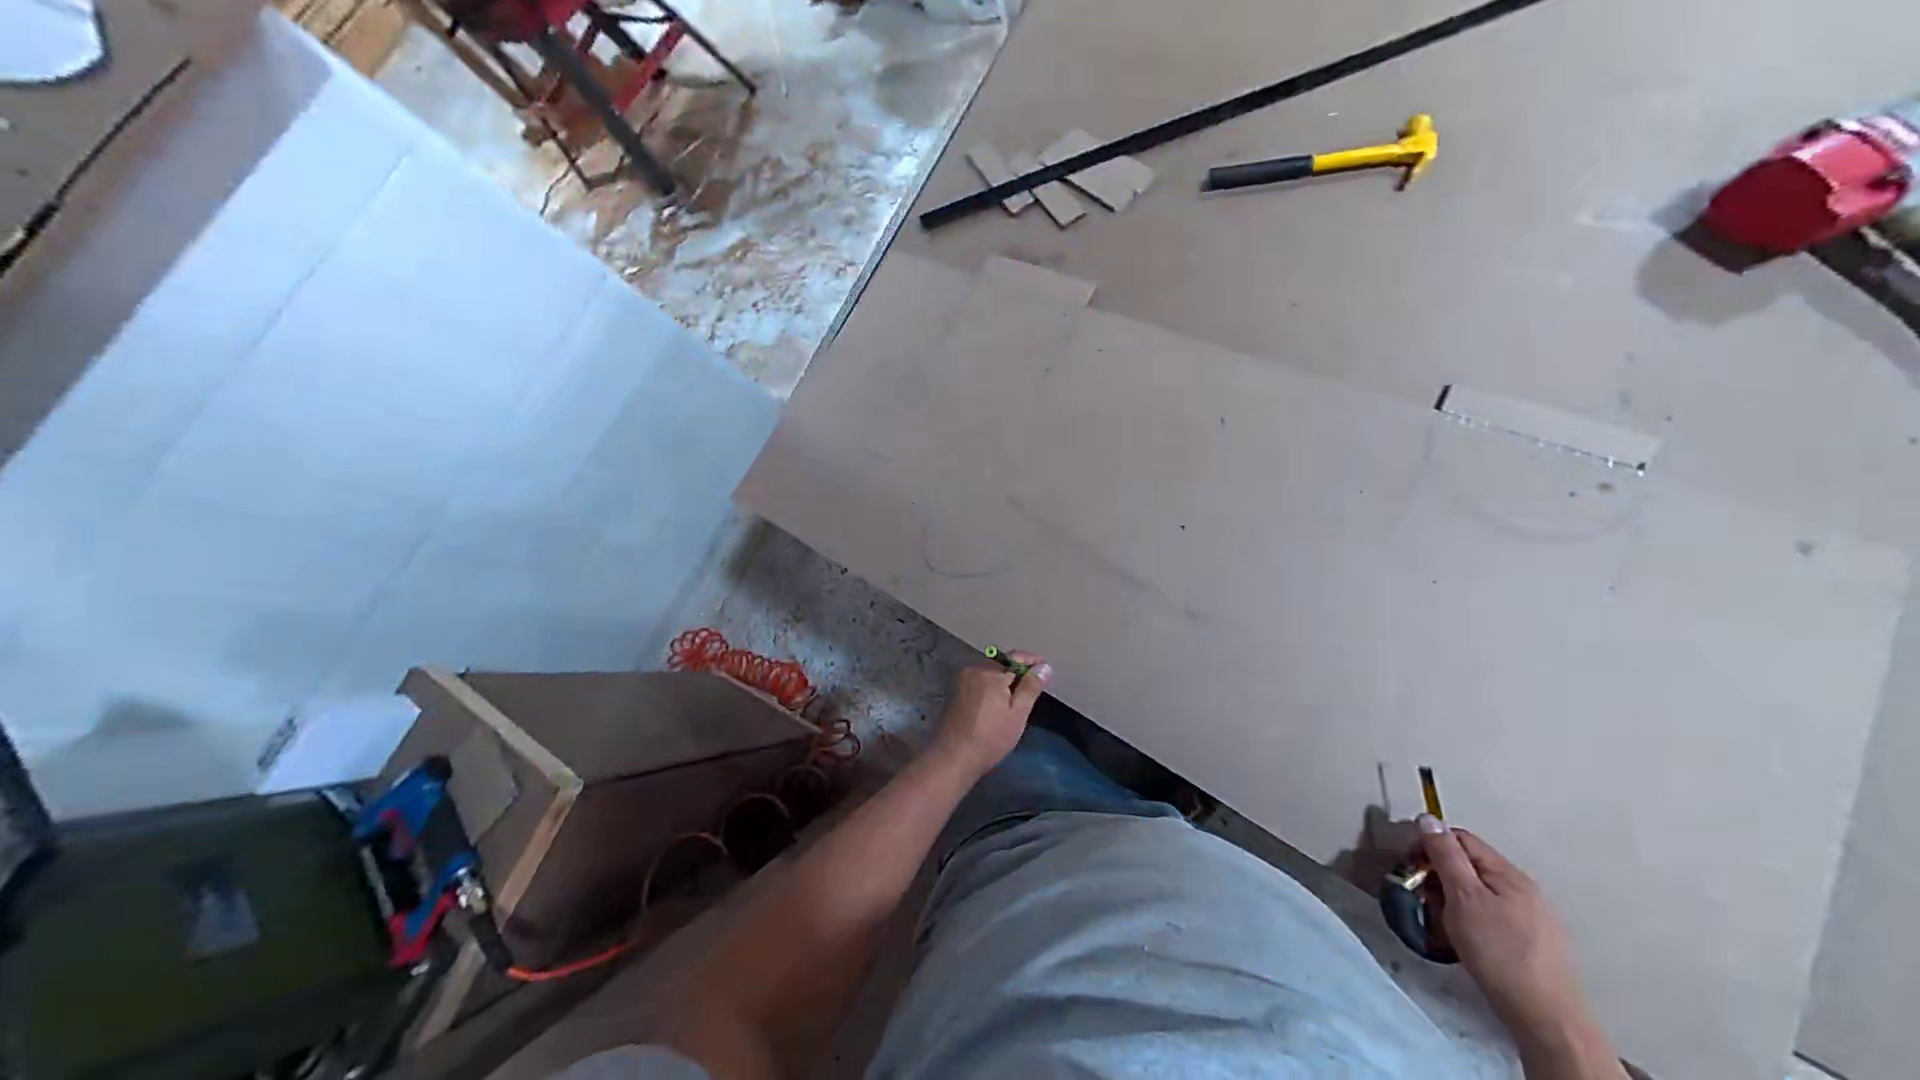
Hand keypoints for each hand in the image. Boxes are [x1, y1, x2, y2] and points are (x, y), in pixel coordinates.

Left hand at [930, 651, 1051, 779]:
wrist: (952, 757)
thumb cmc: (990, 738)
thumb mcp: (1017, 714)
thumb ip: (1031, 687)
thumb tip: (1044, 666)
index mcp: (989, 671)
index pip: (1016, 657)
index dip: (1032, 662)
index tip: (1045, 670)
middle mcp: (973, 669)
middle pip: (1001, 664)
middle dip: (1017, 674)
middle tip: (1032, 692)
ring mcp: (962, 680)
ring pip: (990, 674)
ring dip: (1003, 682)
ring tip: (1015, 702)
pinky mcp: (955, 692)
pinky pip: (979, 682)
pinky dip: (991, 688)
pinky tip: (996, 706)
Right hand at [1417, 817, 1590, 1036]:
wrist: (1545, 1016)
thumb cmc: (1498, 952)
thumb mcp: (1463, 898)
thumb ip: (1445, 855)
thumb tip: (1429, 818)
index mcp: (1507, 873)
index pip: (1459, 838)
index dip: (1429, 846)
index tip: (1411, 869)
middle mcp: (1523, 887)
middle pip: (1468, 865)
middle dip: (1439, 877)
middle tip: (1425, 901)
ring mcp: (1532, 915)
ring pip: (1478, 891)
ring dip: (1453, 900)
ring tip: (1443, 924)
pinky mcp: (1533, 940)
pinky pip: (1492, 914)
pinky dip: (1471, 919)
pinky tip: (1467, 940)